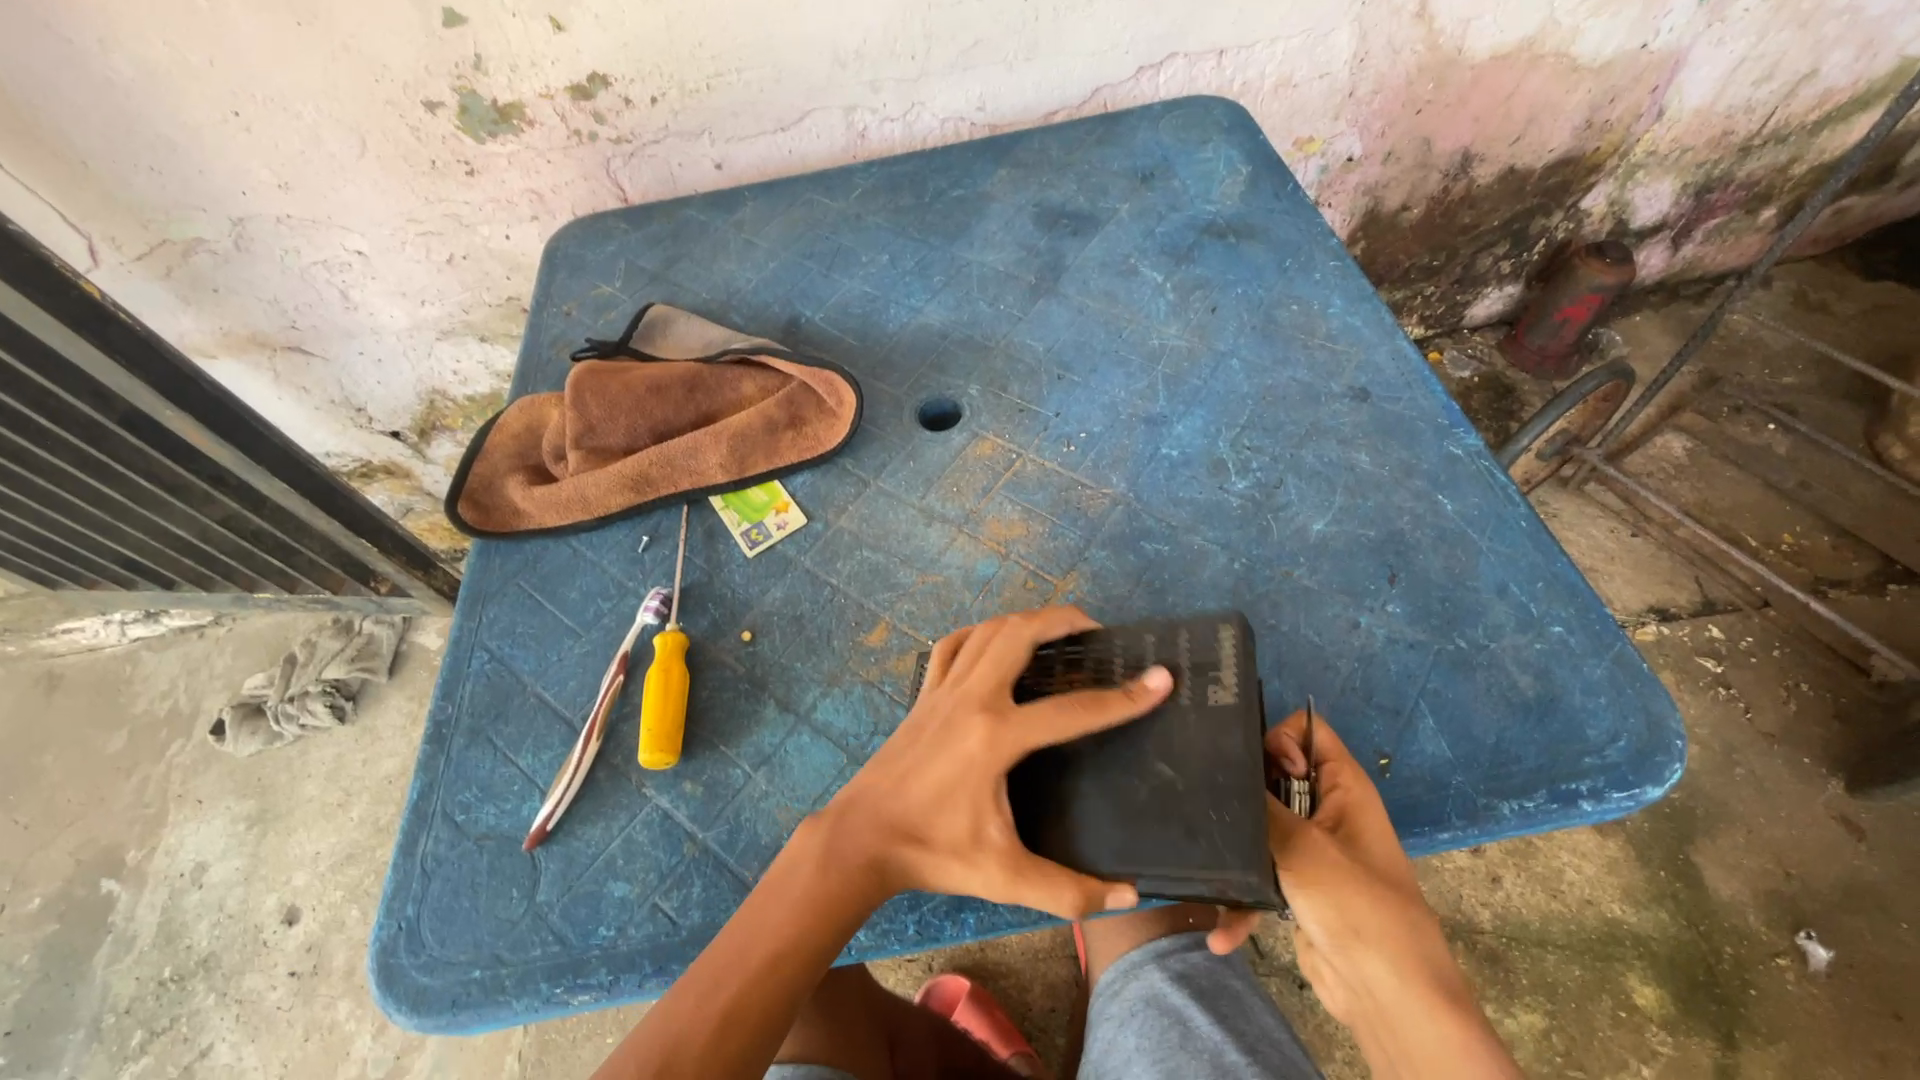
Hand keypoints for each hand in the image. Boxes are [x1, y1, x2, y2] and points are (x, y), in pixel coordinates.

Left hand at [810, 606, 1171, 918]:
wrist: (861, 838)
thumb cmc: (934, 852)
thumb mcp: (1004, 877)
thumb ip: (1068, 891)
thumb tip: (1128, 896)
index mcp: (997, 736)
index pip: (1074, 709)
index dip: (1125, 697)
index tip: (1161, 677)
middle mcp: (972, 699)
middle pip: (1022, 635)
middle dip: (1064, 620)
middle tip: (1098, 630)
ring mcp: (942, 691)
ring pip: (987, 631)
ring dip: (1024, 620)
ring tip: (1054, 629)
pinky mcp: (922, 695)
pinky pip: (952, 646)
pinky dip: (978, 633)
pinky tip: (992, 641)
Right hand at [1208, 711, 1466, 1026]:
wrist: (1385, 995)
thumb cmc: (1355, 906)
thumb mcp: (1303, 847)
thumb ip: (1259, 806)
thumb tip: (1221, 775)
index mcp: (1343, 788)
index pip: (1307, 731)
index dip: (1277, 738)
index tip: (1255, 769)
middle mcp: (1327, 812)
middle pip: (1273, 776)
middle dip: (1241, 792)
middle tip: (1206, 807)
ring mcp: (1310, 852)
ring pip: (1260, 828)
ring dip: (1235, 853)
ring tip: (1203, 870)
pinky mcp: (1295, 890)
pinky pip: (1258, 877)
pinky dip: (1241, 901)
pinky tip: (1222, 932)